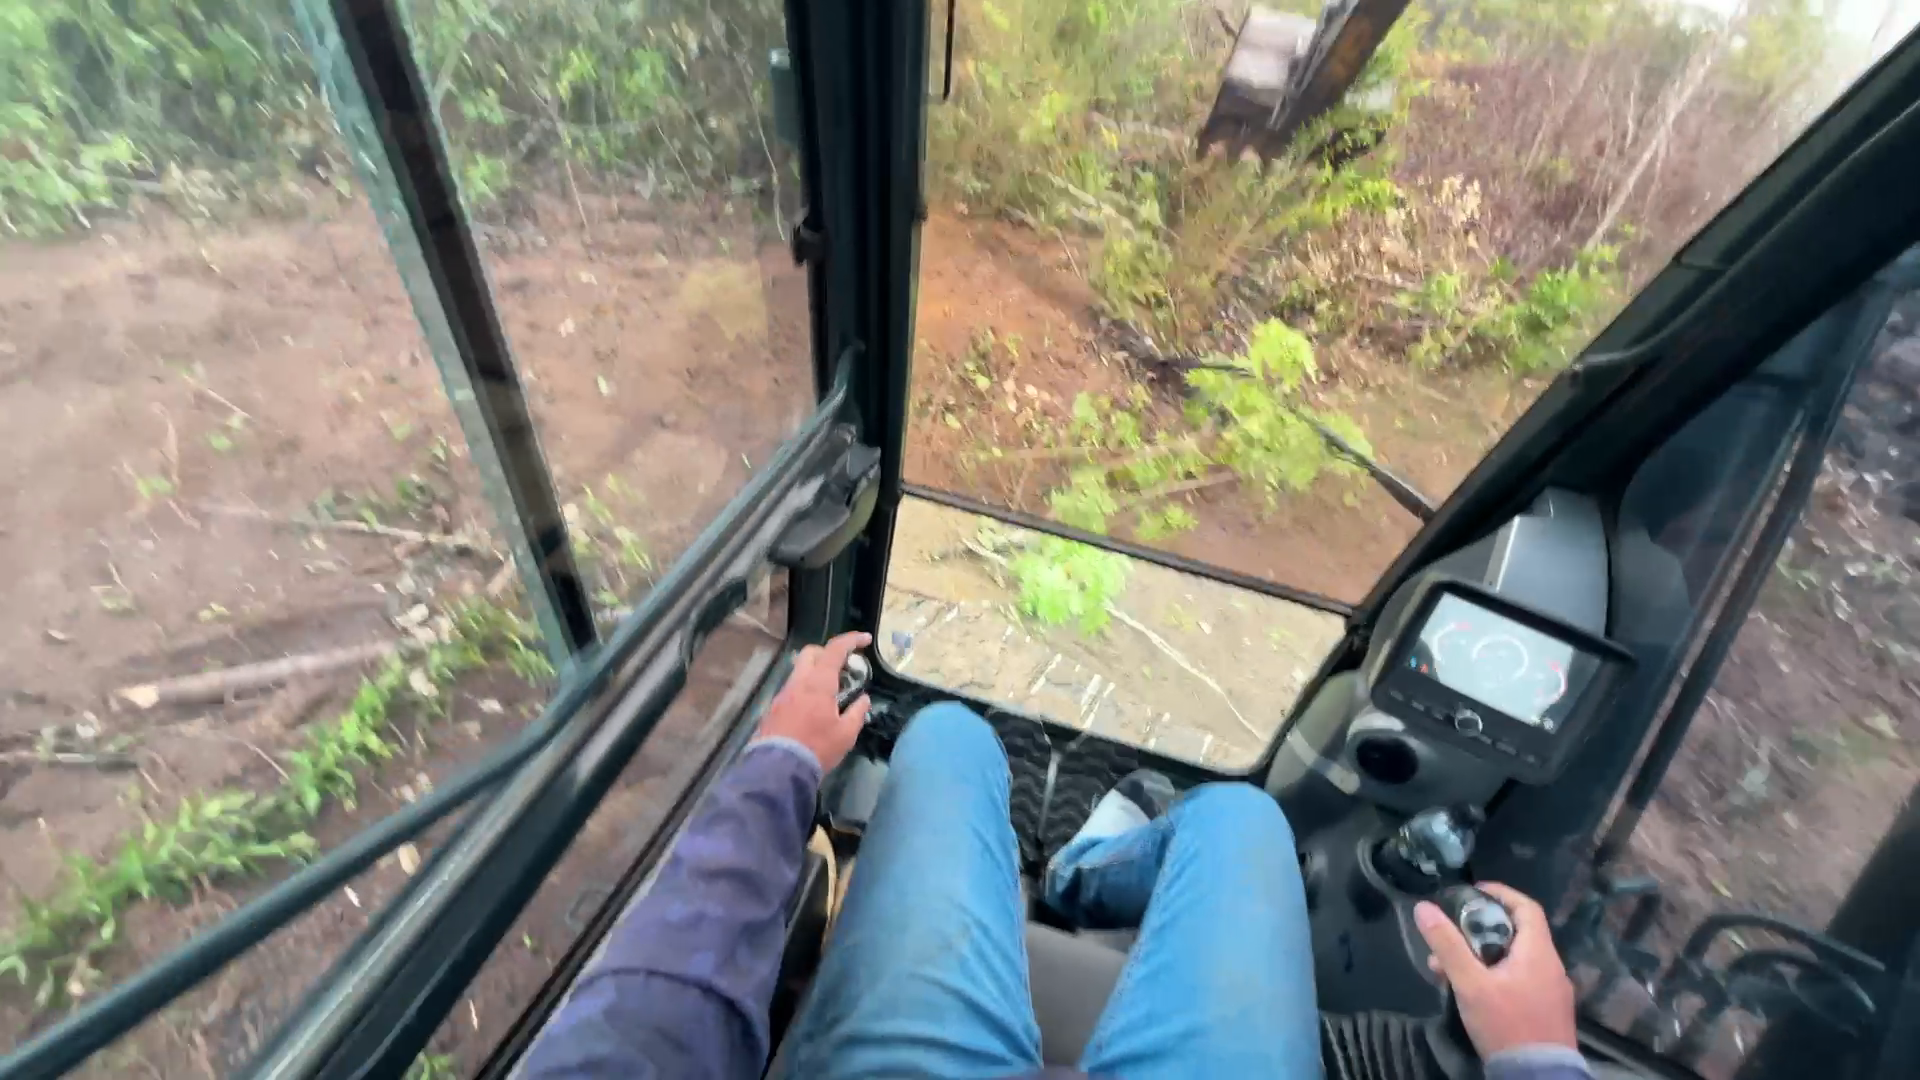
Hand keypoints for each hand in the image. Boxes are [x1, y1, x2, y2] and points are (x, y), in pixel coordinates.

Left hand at [754, 631, 872, 772]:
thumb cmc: (817, 748)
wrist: (778, 769)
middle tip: (843, 668)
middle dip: (828, 653)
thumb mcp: (846, 734)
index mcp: (818, 683)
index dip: (851, 640)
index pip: (835, 649)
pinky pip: (792, 689)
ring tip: (830, 694)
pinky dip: (805, 690)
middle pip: (811, 653)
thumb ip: (857, 712)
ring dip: (816, 673)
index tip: (865, 639)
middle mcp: (798, 682)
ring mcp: (783, 694)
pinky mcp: (773, 708)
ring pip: (799, 671)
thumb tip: (863, 699)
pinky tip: (813, 710)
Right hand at [1415, 882, 1577, 1058]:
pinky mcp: (1545, 1009)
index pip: (1527, 908)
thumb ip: (1447, 944)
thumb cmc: (1507, 1025)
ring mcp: (1551, 991)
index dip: (1499, 893)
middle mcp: (1551, 968)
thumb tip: (1423, 907)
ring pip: (1513, 956)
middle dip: (1477, 927)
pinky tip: (1467, 987)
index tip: (1471, 891)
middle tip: (1449, 930)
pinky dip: (1491, 971)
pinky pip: (1518, 976)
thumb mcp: (1469, 983)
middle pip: (1515, 931)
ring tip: (1446, 966)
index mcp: (1538, 955)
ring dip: (1479, 952)